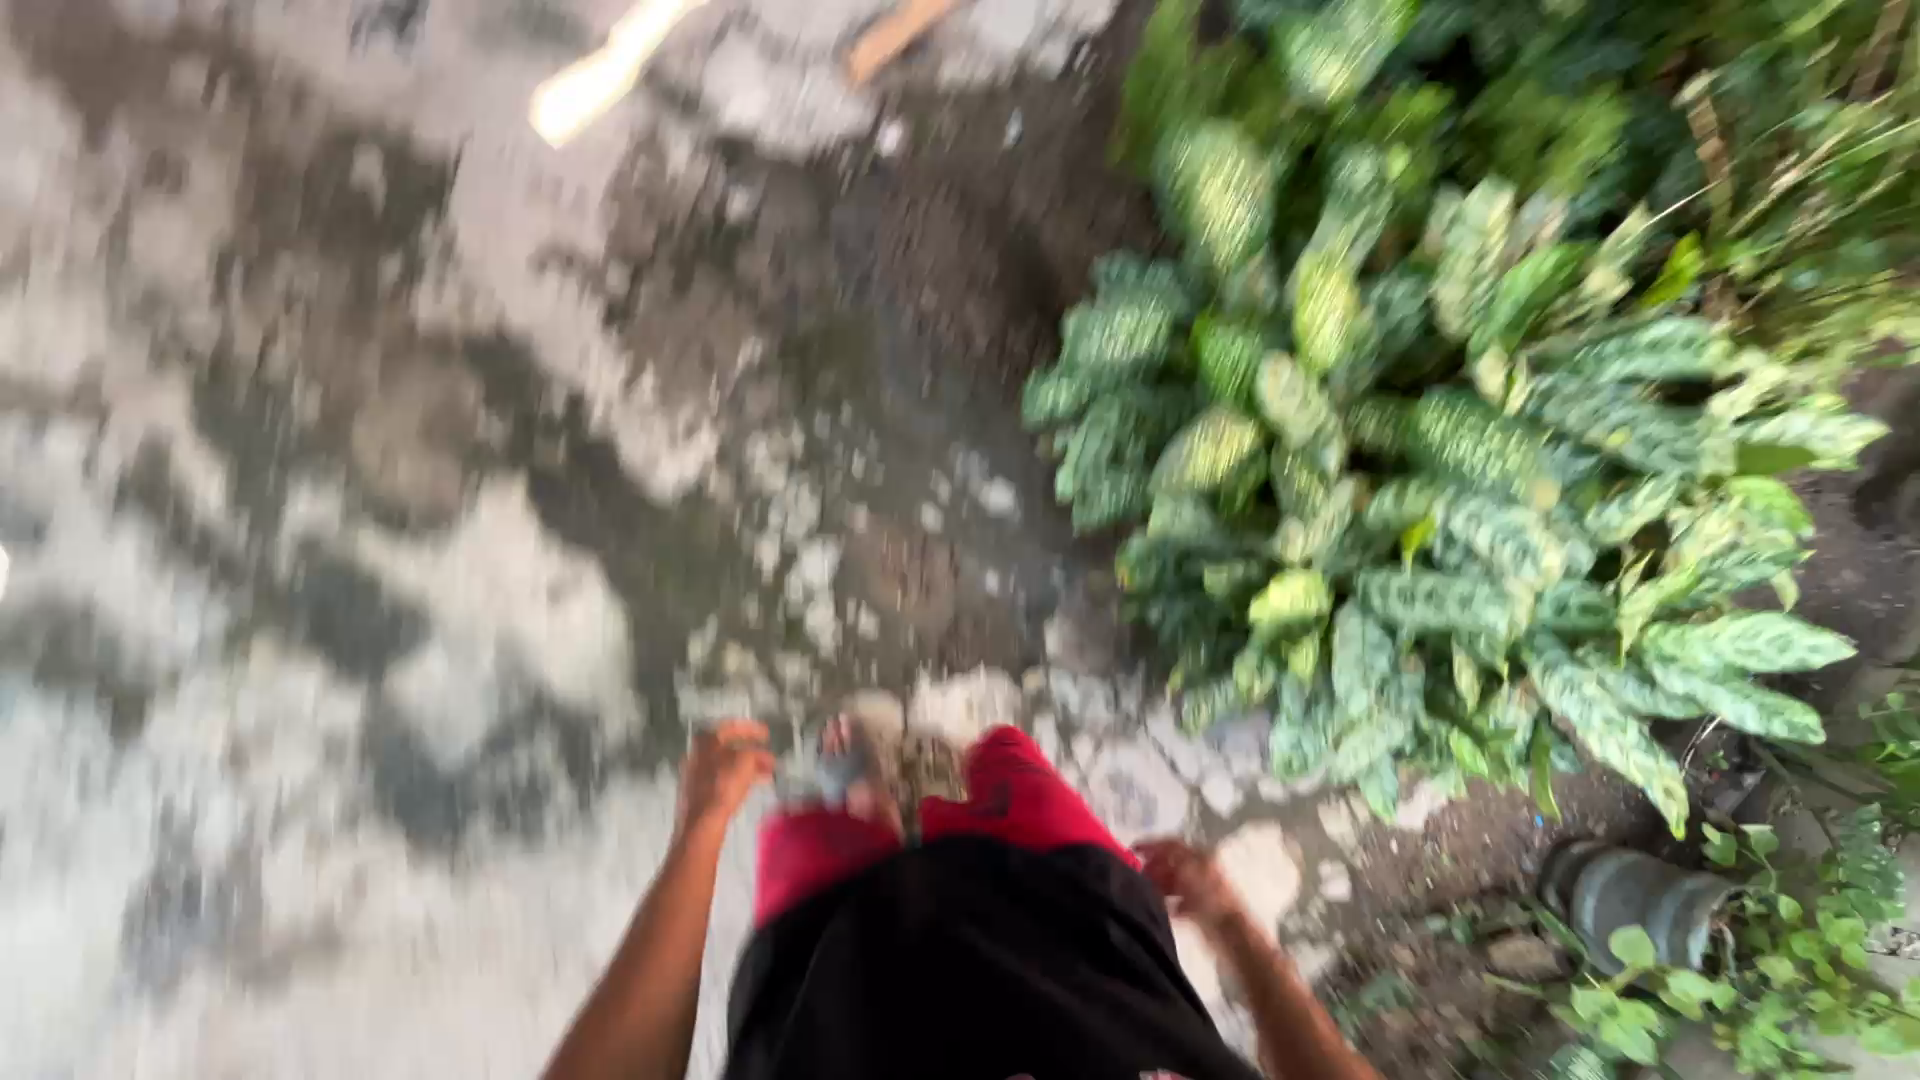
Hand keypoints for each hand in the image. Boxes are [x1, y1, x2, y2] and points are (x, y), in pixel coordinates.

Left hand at [676, 718, 774, 842]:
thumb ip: (755, 752)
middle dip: (752, 750)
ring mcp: (696, 774)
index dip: (751, 728)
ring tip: (768, 771)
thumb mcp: (746, 761)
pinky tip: (755, 784)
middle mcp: (697, 754)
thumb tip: (762, 755)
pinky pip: (723, 779)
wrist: (702, 822)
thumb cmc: (724, 785)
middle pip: (729, 747)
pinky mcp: (699, 792)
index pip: (730, 726)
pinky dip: (740, 777)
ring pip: (727, 764)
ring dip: (748, 766)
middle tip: (768, 754)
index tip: (766, 733)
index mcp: (706, 741)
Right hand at [1134, 837, 1250, 934]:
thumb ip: (1169, 862)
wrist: (1231, 934)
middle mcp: (1200, 870)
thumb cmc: (1211, 898)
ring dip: (1157, 884)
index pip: (1172, 844)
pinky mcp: (1197, 910)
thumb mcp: (1188, 873)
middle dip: (1153, 866)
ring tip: (1144, 890)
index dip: (1152, 844)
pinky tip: (1158, 907)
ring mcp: (1199, 890)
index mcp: (1201, 857)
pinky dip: (1166, 902)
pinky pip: (1176, 901)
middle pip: (1170, 862)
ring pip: (1172, 882)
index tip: (1133, 849)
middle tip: (1137, 873)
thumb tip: (1151, 857)